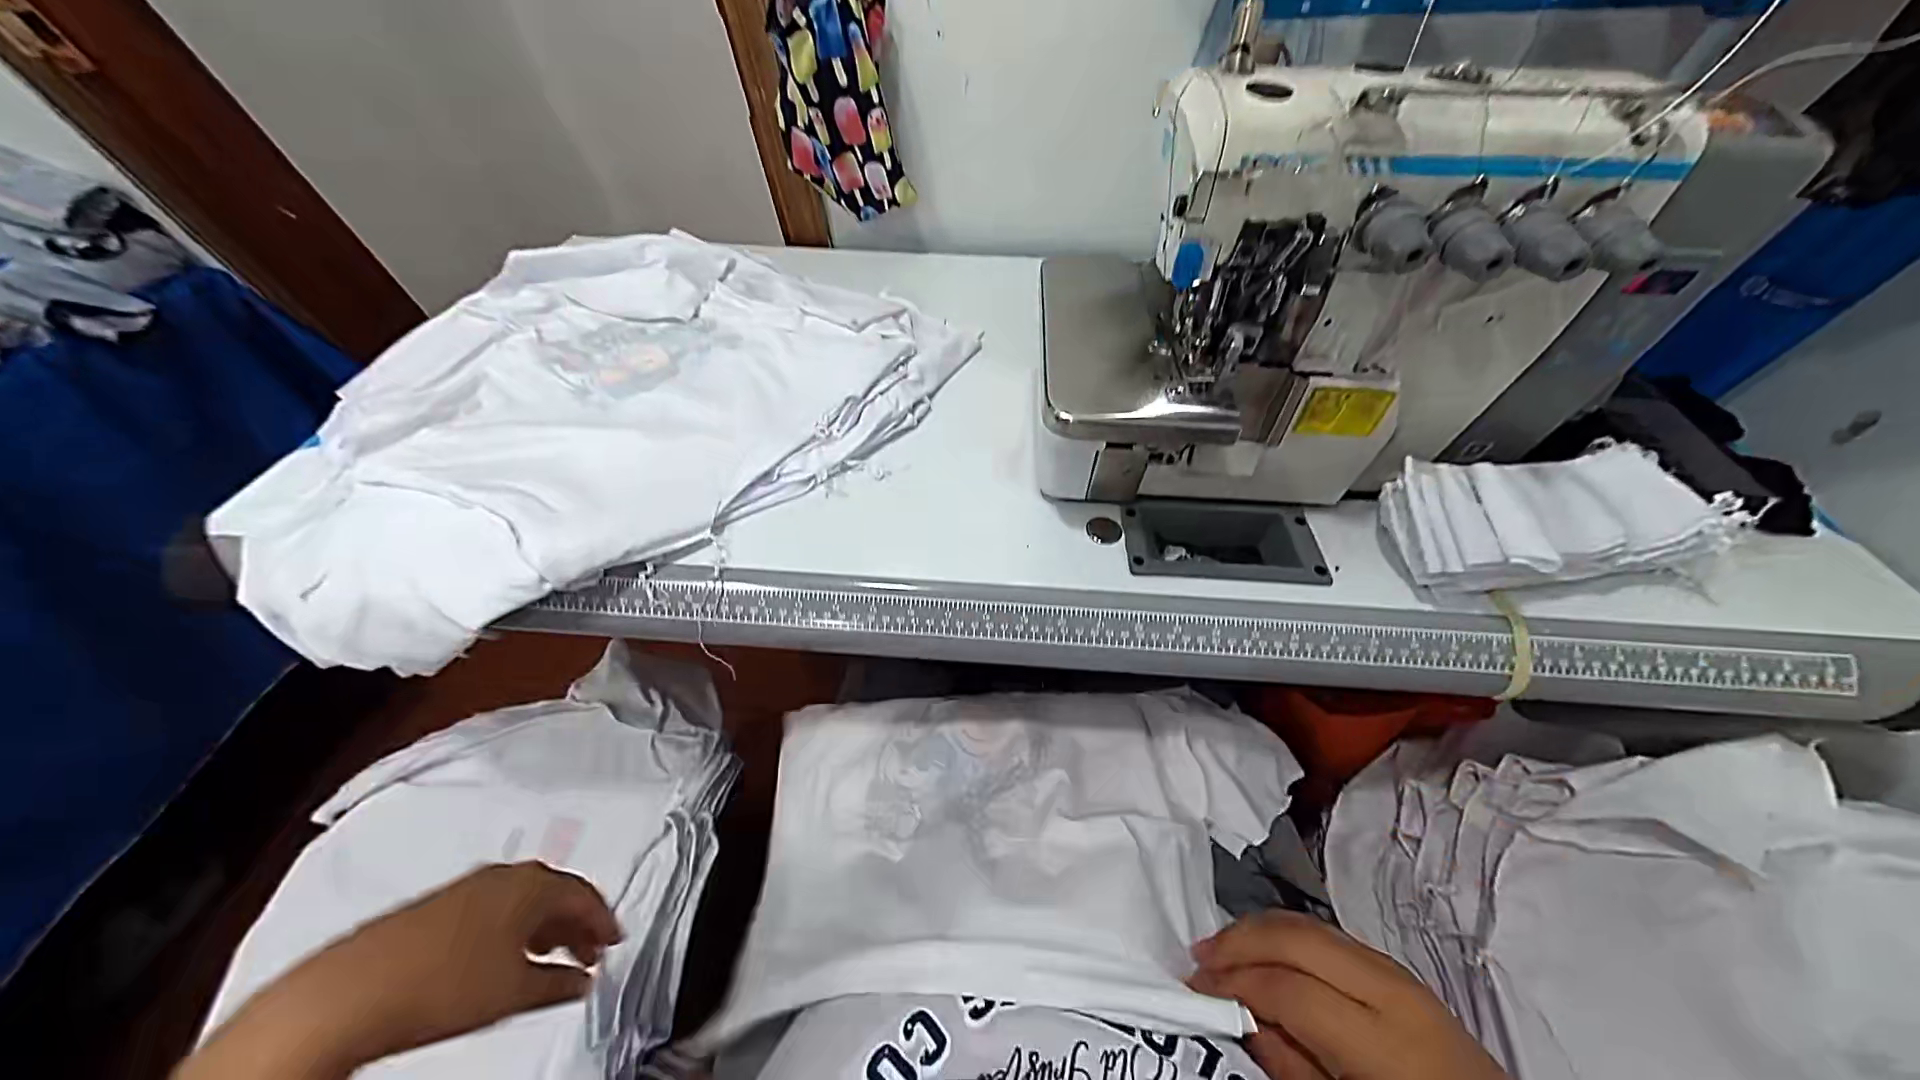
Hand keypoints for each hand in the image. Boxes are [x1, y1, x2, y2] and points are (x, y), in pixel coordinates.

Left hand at [179, 862, 621, 1079]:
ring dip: (544, 927)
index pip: (586, 894)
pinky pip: (493, 908)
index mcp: (532, 882)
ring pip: (523, 900)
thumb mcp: (516, 991)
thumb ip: (560, 982)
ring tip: (549, 960)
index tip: (614, 939)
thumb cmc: (433, 983)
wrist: (347, 997)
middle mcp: (503, 874)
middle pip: (556, 892)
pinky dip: (510, 929)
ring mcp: (467, 887)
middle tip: (590, 951)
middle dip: (576, 923)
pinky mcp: (437, 906)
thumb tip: (581, 981)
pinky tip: (503, 958)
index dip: (605, 920)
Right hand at [1188, 911, 1505, 1079]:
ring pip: (1309, 923)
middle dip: (1239, 941)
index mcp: (1386, 1040)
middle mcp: (1392, 990)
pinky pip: (1327, 934)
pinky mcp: (1397, 969)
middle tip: (1198, 958)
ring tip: (1220, 948)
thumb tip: (1240, 1019)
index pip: (1289, 988)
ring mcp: (1398, 972)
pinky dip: (1284, 933)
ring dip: (1257, 930)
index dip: (1234, 984)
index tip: (1195, 990)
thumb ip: (1292, 1066)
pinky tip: (1261, 948)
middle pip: (1296, 937)